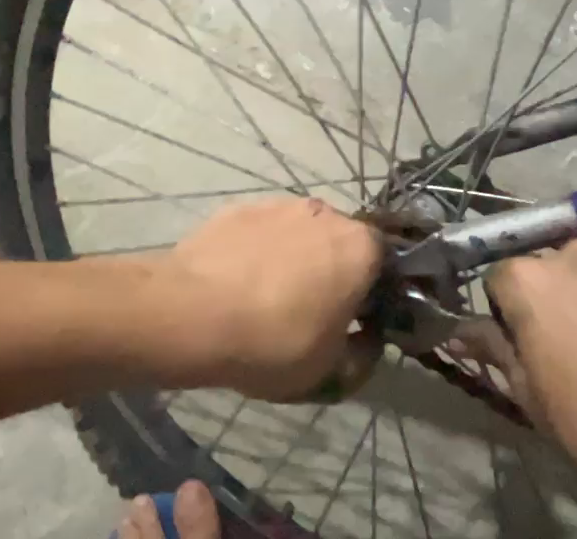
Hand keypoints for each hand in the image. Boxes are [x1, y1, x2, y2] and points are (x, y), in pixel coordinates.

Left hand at [152, 198, 380, 398]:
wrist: (191, 312)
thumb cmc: (274, 342)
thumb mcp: (331, 372)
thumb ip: (363, 355)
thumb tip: (368, 339)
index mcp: (360, 247)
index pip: (386, 264)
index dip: (375, 294)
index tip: (360, 321)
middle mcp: (324, 212)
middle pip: (340, 242)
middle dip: (333, 271)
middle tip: (315, 312)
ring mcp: (278, 204)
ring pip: (299, 233)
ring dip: (295, 258)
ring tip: (269, 297)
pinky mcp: (237, 207)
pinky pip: (261, 231)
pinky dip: (258, 251)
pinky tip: (239, 283)